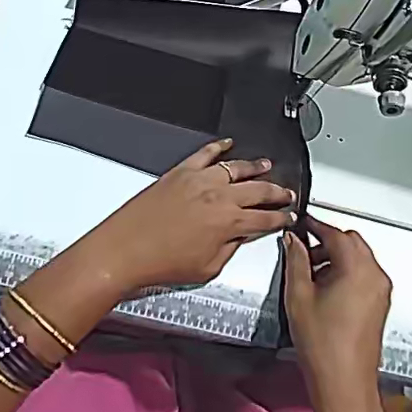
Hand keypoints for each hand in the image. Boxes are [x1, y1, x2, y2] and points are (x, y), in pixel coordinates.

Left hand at [69, 138, 295, 295]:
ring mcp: (198, 181)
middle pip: (258, 190)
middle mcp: (217, 197)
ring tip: (267, 166)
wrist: (123, 251)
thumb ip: (230, 248)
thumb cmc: (159, 263)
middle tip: (286, 193)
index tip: (288, 217)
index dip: (281, 218)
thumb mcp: (208, 267)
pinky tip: (227, 144)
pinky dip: (218, 146)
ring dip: (256, 167)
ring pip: (237, 168)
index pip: (266, 218)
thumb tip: (239, 238)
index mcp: (229, 223)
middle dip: (277, 192)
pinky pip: (205, 153)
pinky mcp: (179, 173)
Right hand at [283, 217, 391, 411]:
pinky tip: (324, 288)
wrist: (343, 383)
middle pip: (352, 242)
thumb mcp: (298, 295)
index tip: (301, 224)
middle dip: (327, 241)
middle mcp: (375, 276)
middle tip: (302, 250)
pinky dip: (345, 272)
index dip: (315, 226)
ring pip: (359, 258)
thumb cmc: (323, 346)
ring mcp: (380, 291)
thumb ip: (295, 260)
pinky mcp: (379, 304)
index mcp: (357, 269)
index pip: (335, 234)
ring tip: (310, 273)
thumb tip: (293, 241)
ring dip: (336, 257)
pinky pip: (364, 275)